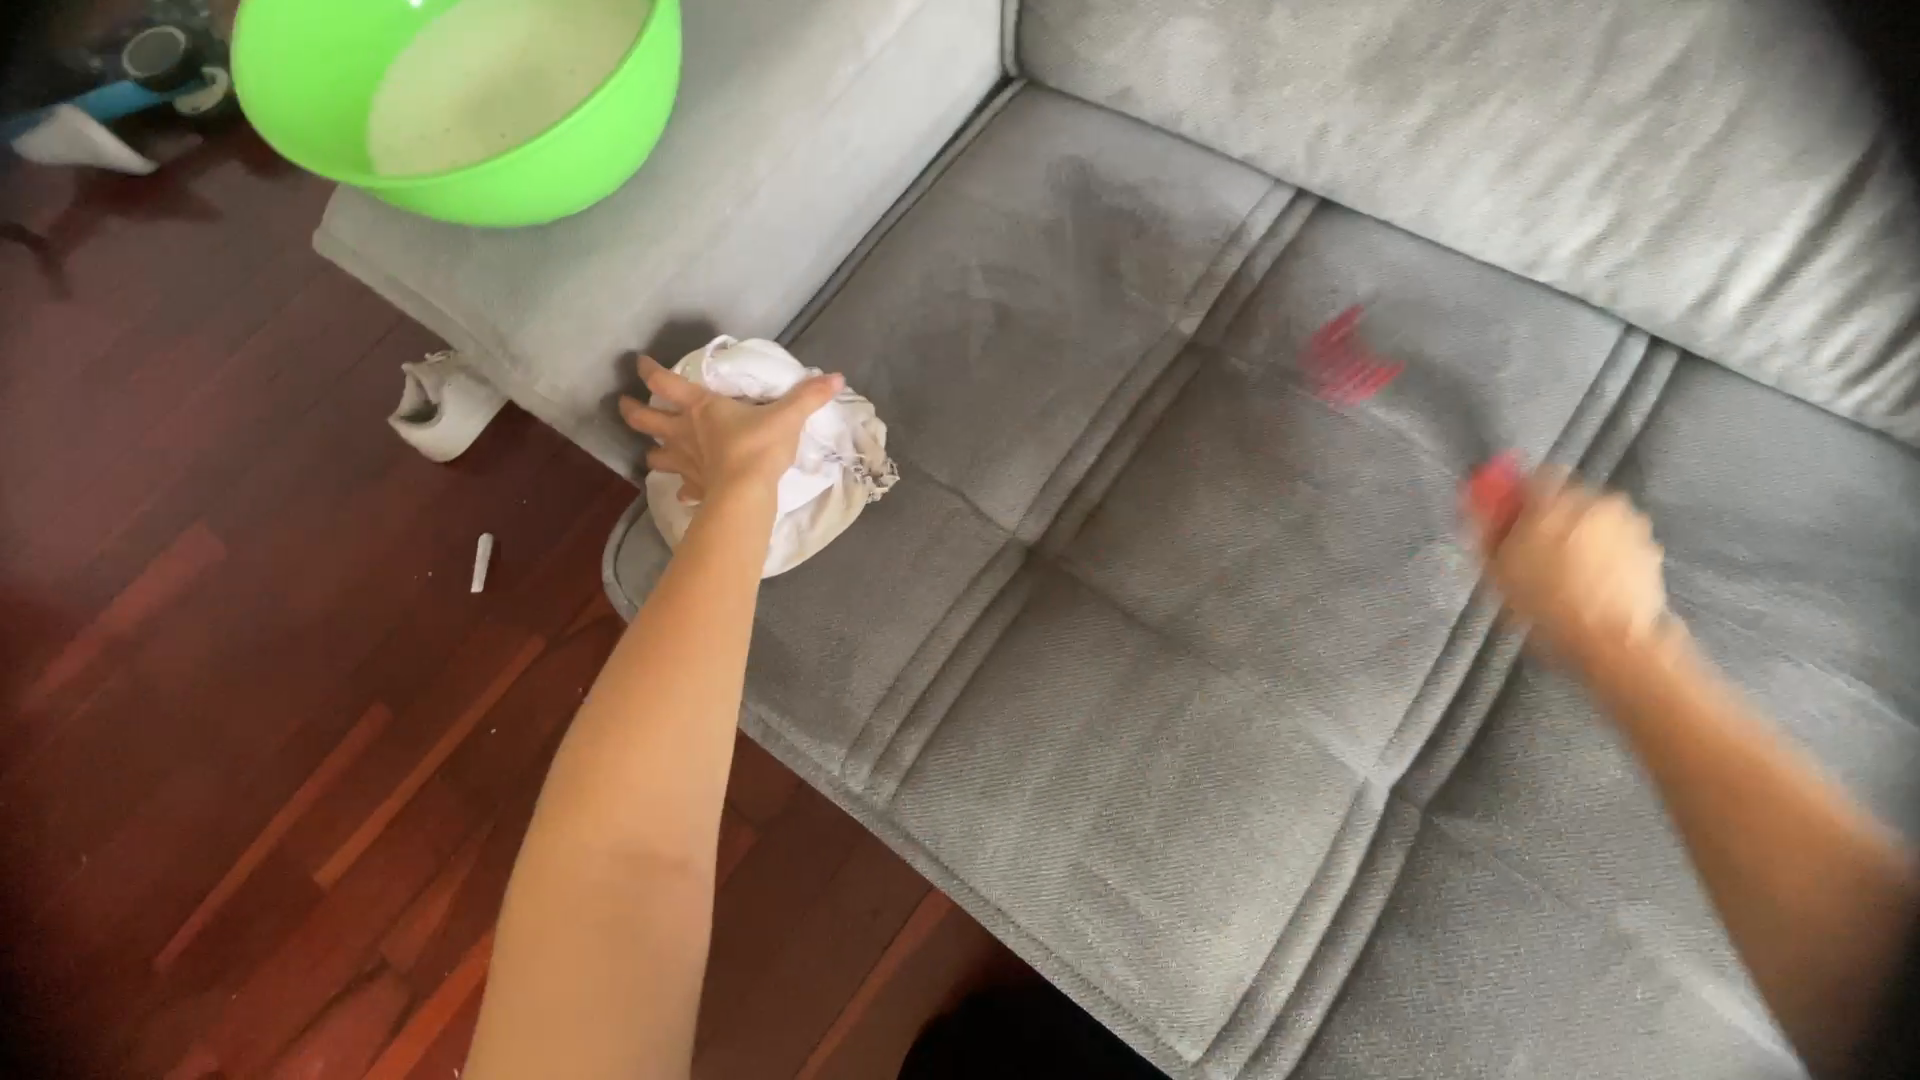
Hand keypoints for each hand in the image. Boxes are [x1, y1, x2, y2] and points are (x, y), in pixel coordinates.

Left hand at [618, 355, 843, 504]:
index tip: (638, 363)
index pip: (666, 382)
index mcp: (701, 408)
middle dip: (633, 411)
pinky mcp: (695, 488)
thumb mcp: (788, 417)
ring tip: (655, 452)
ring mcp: (686, 463)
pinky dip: (683, 489)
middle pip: (646, 419)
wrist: (747, 493)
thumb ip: (808, 396)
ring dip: (653, 453)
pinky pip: (684, 488)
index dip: (650, 371)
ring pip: (656, 456)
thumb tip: (837, 377)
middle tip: (624, 405)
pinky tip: (686, 491)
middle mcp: (684, 433)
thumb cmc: (759, 446)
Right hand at [1465, 467, 1677, 671]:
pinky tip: (1585, 583)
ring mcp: (1630, 525)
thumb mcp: (1496, 565)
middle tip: (1529, 551)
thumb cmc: (1545, 600)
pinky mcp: (1650, 549)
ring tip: (1559, 573)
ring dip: (1576, 536)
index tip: (1506, 516)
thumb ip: (1485, 527)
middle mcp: (1598, 501)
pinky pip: (1614, 542)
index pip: (1532, 476)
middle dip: (1548, 518)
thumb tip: (1475, 504)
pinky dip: (1600, 555)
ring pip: (1591, 521)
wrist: (1610, 637)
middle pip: (1565, 499)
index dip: (1516, 494)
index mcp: (1557, 499)